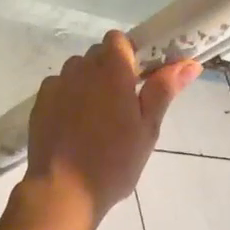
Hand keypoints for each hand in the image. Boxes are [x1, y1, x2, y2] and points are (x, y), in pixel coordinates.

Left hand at [23, 31, 199, 221]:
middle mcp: (81, 67)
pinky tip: (75, 127)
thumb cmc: (114, 161)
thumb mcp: (147, 128)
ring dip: (89, 84)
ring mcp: (57, 82)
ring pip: (78, 70)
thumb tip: (188, 63)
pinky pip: (60, 87)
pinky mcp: (40, 99)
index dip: (130, 53)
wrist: (63, 189)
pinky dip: (69, 98)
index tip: (139, 78)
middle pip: (98, 54)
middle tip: (124, 106)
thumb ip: (163, 90)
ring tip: (98, 120)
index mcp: (111, 70)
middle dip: (111, 71)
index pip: (119, 39)